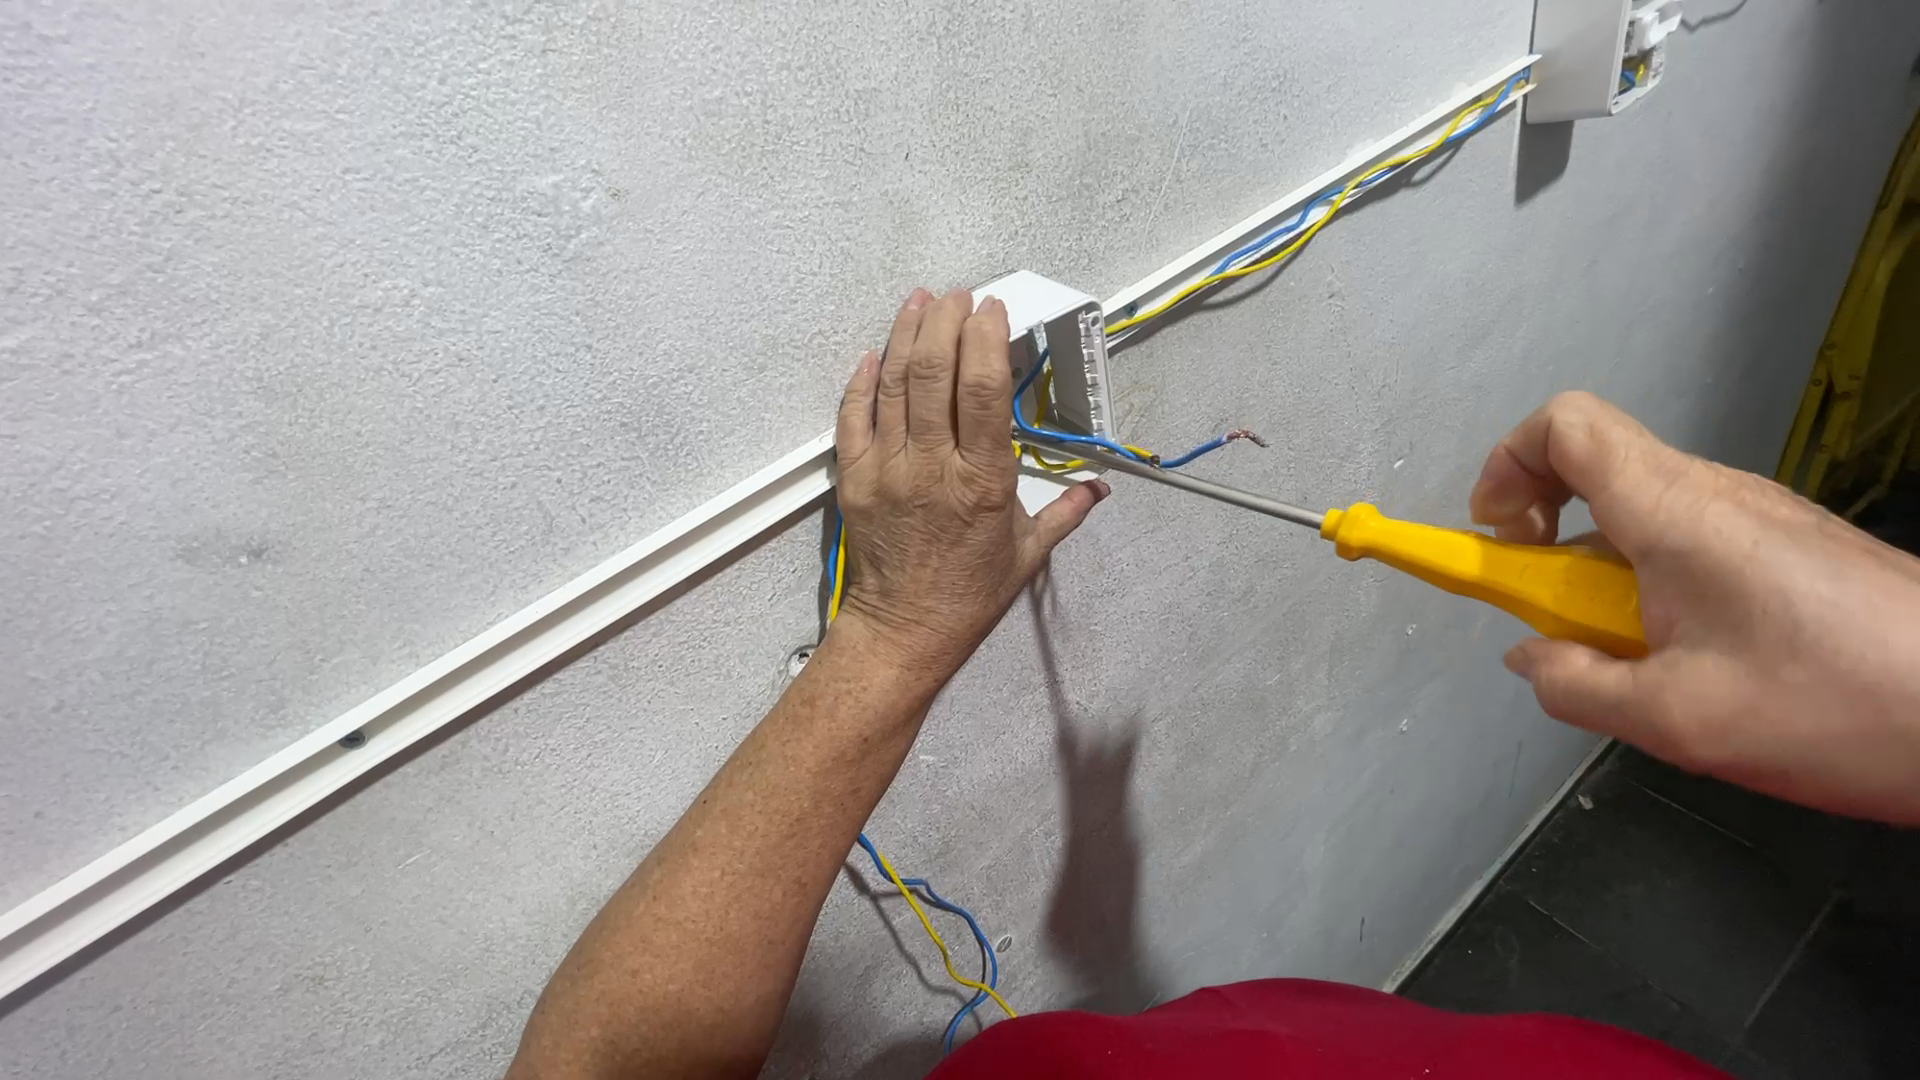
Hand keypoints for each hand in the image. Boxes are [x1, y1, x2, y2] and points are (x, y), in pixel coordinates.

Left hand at [829, 287, 1107, 680]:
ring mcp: (887, 470)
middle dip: (944, 322)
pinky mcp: (854, 479)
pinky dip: (863, 380)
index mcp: (983, 480)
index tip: (991, 309)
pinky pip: (853, 418)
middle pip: (934, 373)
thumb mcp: (1028, 555)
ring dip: (905, 335)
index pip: (985, 390)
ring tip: (919, 301)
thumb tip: (1102, 488)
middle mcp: (933, 466)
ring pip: (893, 385)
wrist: (905, 628)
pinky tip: (875, 352)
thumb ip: (1066, 513)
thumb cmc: (971, 593)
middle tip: (955, 296)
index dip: (987, 339)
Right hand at [1470, 392, 1919, 823]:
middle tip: (1548, 601)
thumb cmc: (1847, 708)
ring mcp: (1753, 518)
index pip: (1565, 426)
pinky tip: (1677, 644)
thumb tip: (1532, 657)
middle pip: (1588, 464)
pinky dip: (1639, 577)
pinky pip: (1677, 537)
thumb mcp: (1677, 720)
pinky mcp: (1783, 546)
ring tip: (1616, 640)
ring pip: (1630, 506)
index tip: (1499, 536)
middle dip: (1539, 526)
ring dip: (1589, 563)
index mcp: (1675, 513)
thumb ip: (1573, 686)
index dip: (1506, 464)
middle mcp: (1712, 495)